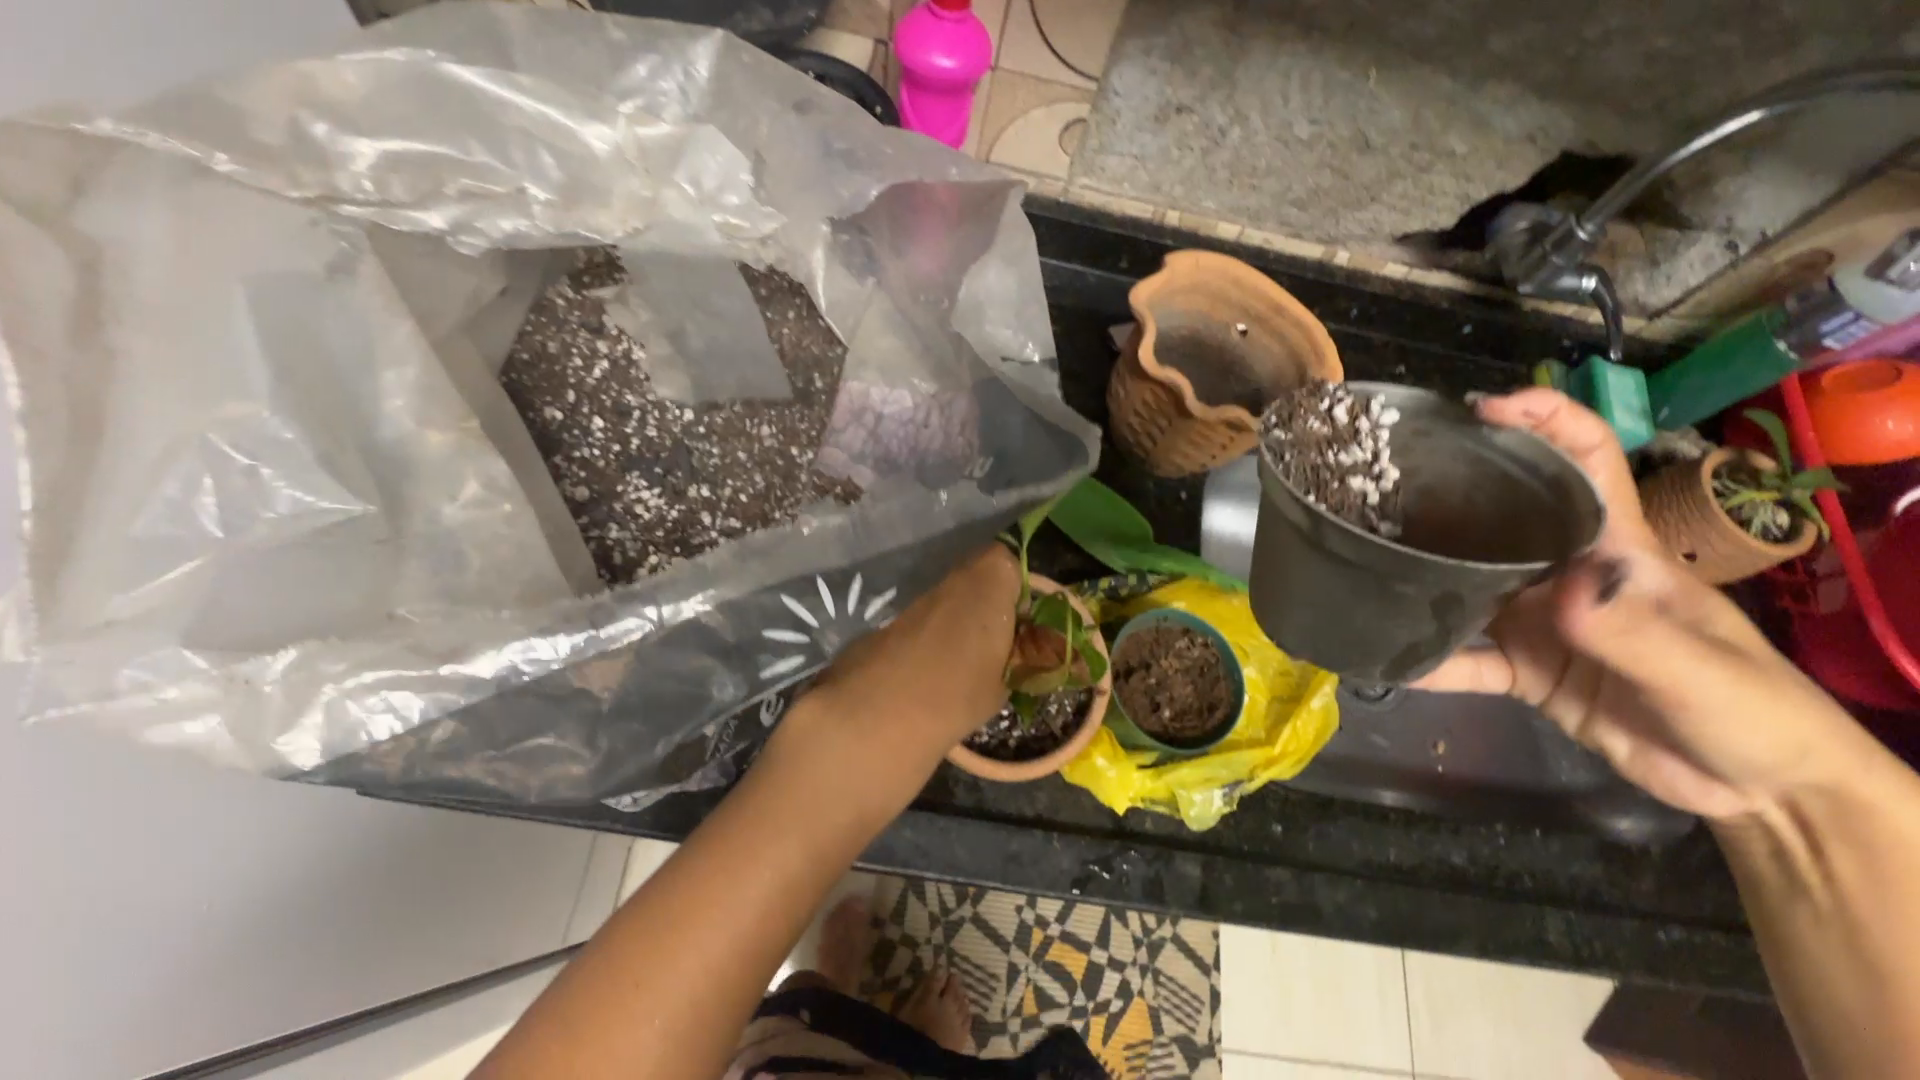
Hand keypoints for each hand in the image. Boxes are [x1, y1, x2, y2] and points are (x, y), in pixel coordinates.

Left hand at [791, 544, 1020, 763]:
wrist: (883, 710)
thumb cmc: (962, 688)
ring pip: (954, 603)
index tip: (1026, 629)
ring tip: (972, 670)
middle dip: (994, 610)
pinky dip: (937, 642)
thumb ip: (1028, 659)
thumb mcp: (1011, 678)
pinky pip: (929, 623)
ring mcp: (921, 597)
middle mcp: (955, 576)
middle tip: (1003, 651)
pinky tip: (938, 677)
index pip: (1014, 564)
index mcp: (992, 577)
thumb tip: (1041, 656)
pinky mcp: (895, 620)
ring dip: (965, 627)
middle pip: (982, 581)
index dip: (1020, 595)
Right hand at [1417, 389, 1870, 821]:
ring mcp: (1542, 624)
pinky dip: (1427, 664)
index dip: (1543, 422)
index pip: (1586, 462)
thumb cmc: (1752, 711)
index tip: (1481, 411)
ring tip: (1364, 568)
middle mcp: (1566, 575)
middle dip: (1450, 495)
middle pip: (1503, 517)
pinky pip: (1464, 663)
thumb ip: (1633, 632)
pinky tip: (1384, 661)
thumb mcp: (1700, 672)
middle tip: (1379, 489)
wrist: (1754, 788)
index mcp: (1616, 551)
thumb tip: (1562, 592)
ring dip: (1422, 582)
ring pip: (1467, 589)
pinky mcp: (1526, 673)